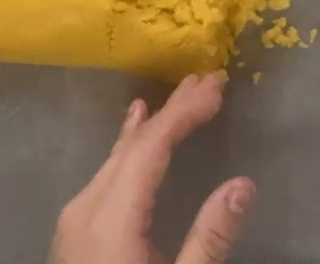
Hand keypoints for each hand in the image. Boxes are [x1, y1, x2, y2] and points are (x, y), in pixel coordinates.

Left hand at [48, 73, 253, 263]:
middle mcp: (86, 209)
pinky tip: (132, 128)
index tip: (218, 87)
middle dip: (173, 109)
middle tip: (210, 79)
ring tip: (184, 96)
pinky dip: (131, 145)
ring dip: (155, 124)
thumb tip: (244, 184)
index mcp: (110, 218)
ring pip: (118, 155)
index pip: (150, 145)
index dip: (185, 111)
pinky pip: (108, 172)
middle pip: (134, 143)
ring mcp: (75, 223)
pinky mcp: (75, 236)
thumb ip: (209, 240)